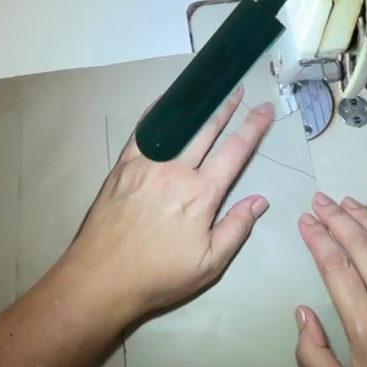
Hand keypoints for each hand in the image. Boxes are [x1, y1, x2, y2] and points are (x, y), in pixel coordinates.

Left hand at [54, 91, 272, 323]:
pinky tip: (166, 105)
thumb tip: (260, 201)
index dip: (253, 127)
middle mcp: (176, 170)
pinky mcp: (123, 165)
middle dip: (226, 107)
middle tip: (237, 90)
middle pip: (206, 129)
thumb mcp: (210, 263)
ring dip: (196, 107)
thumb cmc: (160, 275)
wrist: (102, 276)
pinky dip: (157, 114)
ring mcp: (146, 164)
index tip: (264, 110)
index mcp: (202, 193)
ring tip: (208, 92)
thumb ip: (237, 228)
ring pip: (177, 126)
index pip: (236, 151)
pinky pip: (143, 131)